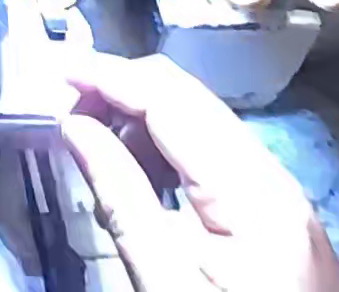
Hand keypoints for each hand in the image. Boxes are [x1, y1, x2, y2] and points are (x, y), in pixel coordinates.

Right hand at [62, 53, 338, 291]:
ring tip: (98, 152)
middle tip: (68, 105)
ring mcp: (278, 187)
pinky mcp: (274, 206)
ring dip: (142, 118)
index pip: (169, 100)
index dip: (110, 76)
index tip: (59, 69)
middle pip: (187, 95)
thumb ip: (119, 198)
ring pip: (198, 116)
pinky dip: (167, 147)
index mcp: (251, 192)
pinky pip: (212, 149)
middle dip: (123, 89)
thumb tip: (74, 125)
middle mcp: (272, 172)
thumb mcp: (165, 286)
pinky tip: (140, 179)